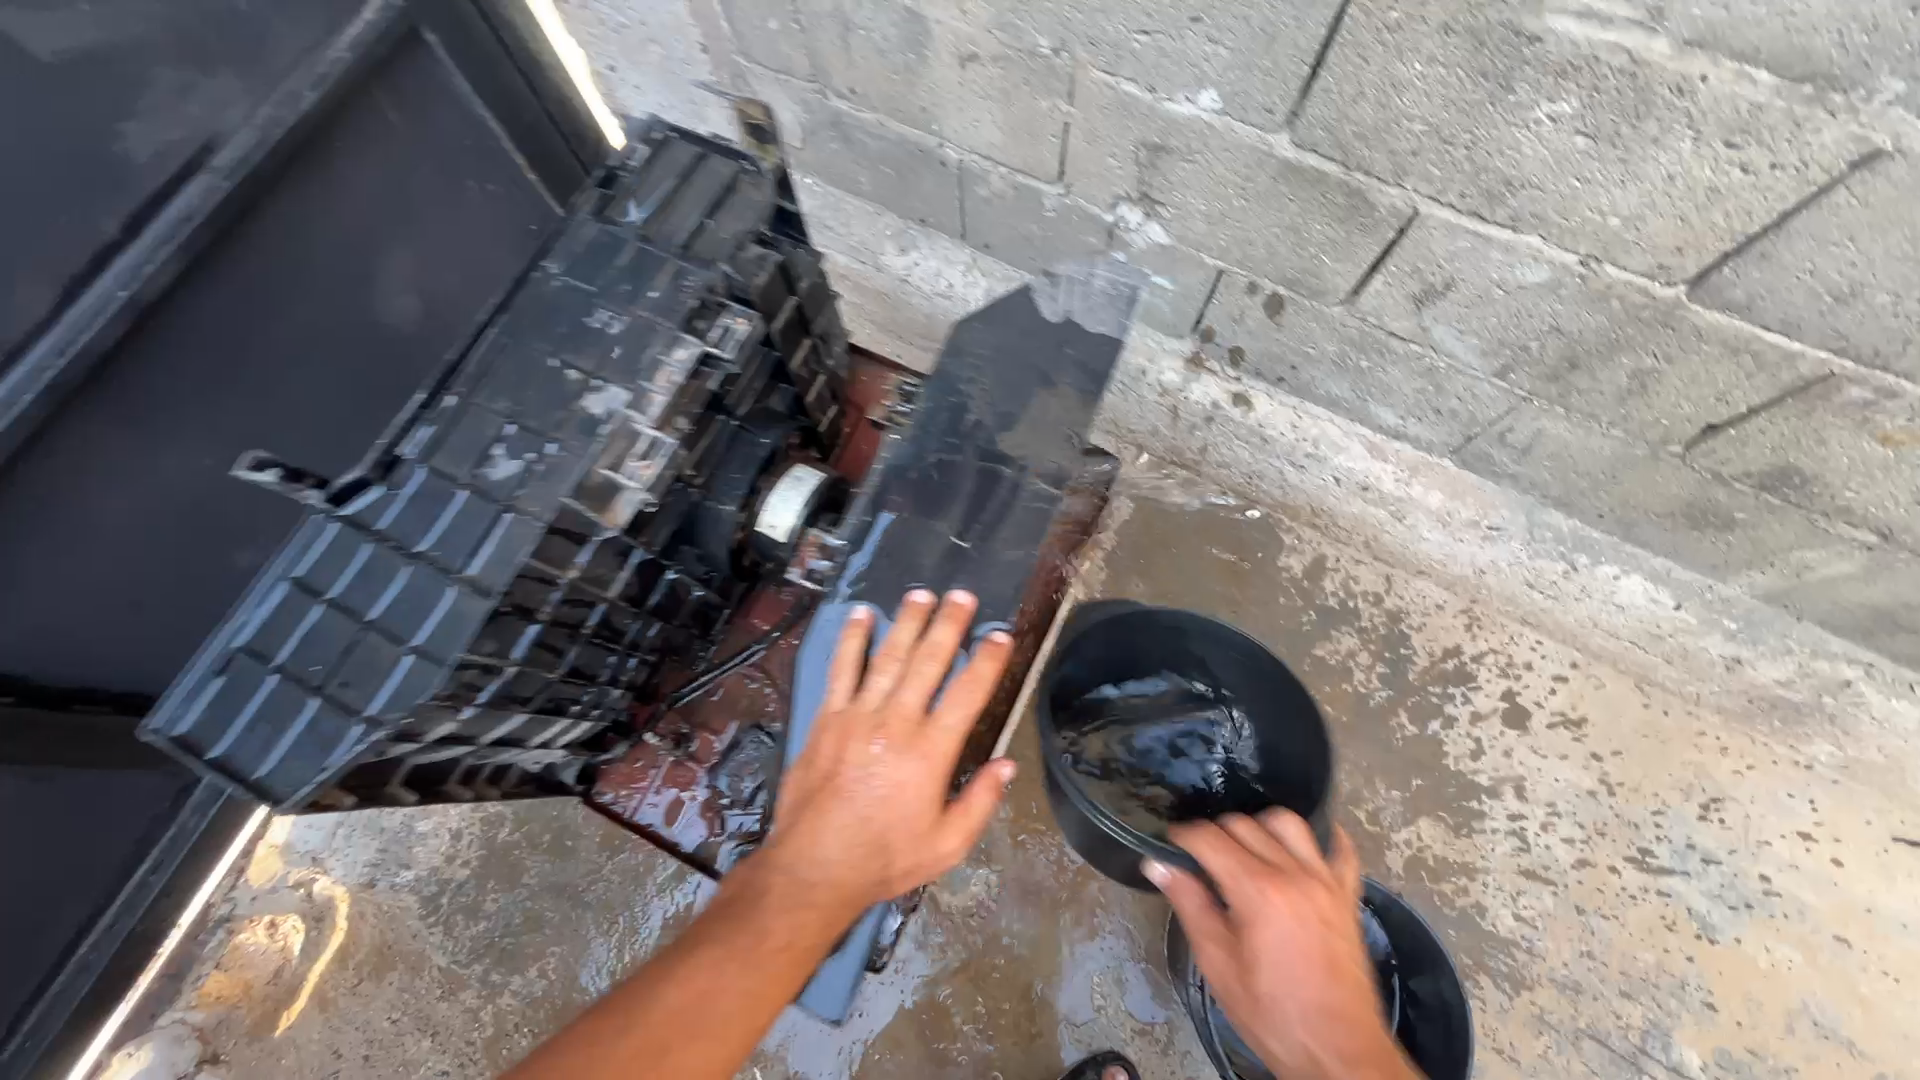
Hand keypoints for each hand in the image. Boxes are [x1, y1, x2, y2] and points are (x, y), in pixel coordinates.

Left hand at [759, 589, 1016, 917]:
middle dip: (948, 625)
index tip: (1000, 636)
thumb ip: (980, 802)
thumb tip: (1007, 764)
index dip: (987, 661)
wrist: (815, 866)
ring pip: (888, 657)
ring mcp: (858, 715)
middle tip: (962, 596)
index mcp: (931, 751)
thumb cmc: (886, 857)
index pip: (968, 693)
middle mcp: (897, 722)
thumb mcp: (947, 845)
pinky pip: (842, 669)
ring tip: (922, 594)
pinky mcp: (828, 717)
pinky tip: (861, 615)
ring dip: (907, 622)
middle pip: (928, 661)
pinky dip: (852, 640)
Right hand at [1145, 811, 1419, 1079]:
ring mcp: (1325, 881)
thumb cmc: (1272, 1013)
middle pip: (1244, 824)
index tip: (1171, 844)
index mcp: (1257, 890)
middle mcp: (1293, 873)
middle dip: (1215, 832)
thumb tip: (1158, 864)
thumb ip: (1189, 904)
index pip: (1209, 838)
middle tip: (1200, 856)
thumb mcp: (1217, 963)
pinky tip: (1303, 842)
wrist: (1338, 1052)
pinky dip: (1322, 836)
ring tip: (1246, 848)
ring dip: (1260, 825)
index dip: (1183, 836)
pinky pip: (1340, 849)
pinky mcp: (1348, 896)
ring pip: (1288, 822)